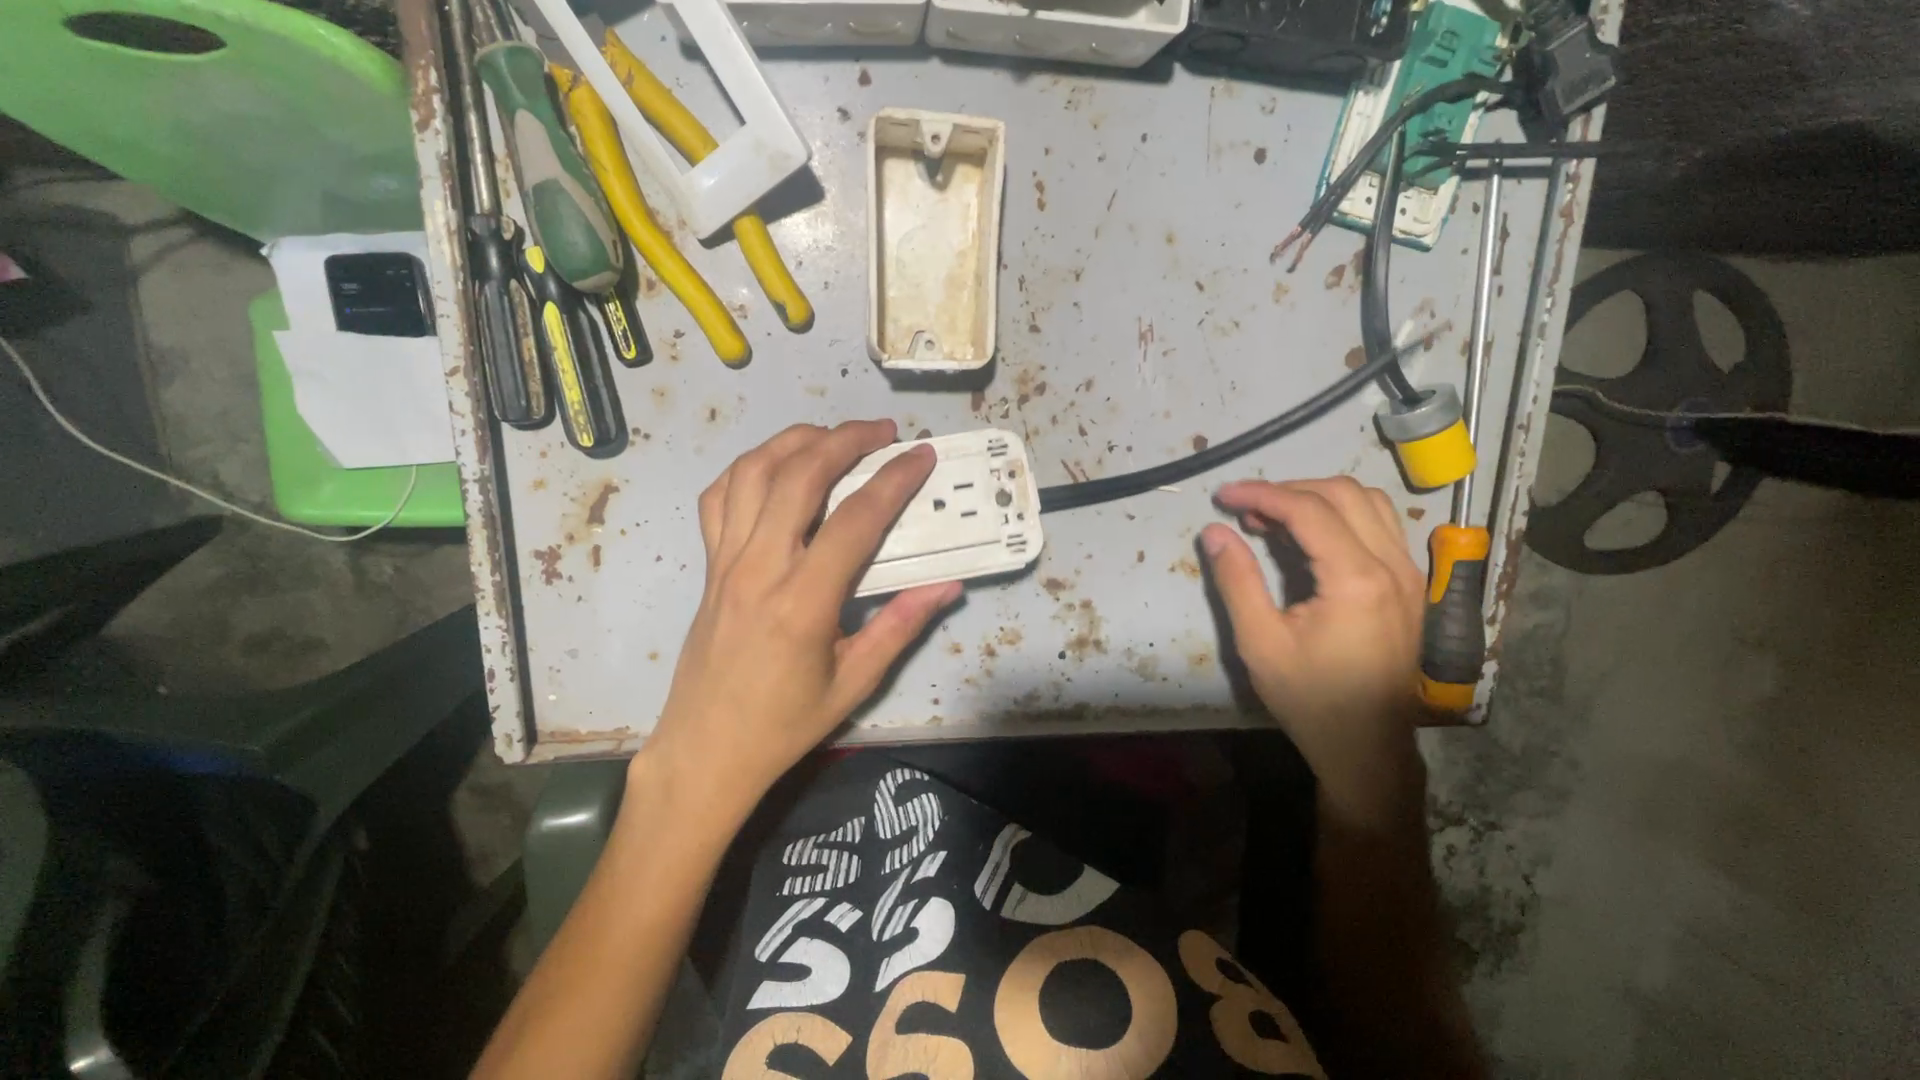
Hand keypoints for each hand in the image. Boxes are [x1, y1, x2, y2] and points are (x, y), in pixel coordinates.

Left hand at [644, 421, 960, 808]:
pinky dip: (747, 469)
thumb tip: (949, 585)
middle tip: (883, 432)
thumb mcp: (854, 684)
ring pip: (751, 474)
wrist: (706, 749)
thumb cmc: (784, 724)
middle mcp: (759, 569)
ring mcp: (725, 562)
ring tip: (832, 435)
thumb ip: (900, 626)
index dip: (893, 480)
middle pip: (798, 476)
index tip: (921, 455)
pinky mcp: (708, 566)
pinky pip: (718, 499)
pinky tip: (776, 466)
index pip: (854, 521)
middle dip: (844, 440)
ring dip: (794, 441)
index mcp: (803, 603)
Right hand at [1200, 478, 1425, 821]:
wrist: (1366, 746)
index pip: (1307, 509)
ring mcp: (1410, 574)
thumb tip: (1214, 531)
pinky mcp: (1411, 586)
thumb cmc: (1309, 699)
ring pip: (1370, 503)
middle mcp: (1392, 566)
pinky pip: (1383, 526)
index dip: (1261, 494)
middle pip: (1343, 493)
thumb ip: (1237, 581)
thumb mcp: (1260, 643)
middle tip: (1247, 511)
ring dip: (1320, 498)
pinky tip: (1315, 538)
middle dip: (1289, 489)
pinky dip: (1345, 515)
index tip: (1223, 496)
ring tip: (1277, 519)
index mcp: (1356, 579)